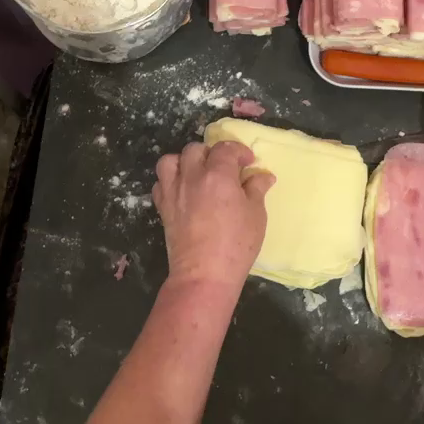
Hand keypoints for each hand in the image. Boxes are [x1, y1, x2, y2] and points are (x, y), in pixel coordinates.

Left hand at [153, 141, 273, 287]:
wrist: (204, 273)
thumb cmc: (237, 244)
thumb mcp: (256, 215)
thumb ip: (257, 189)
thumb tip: (263, 176)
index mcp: (218, 175)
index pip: (226, 149)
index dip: (239, 151)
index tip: (248, 162)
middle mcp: (192, 176)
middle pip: (195, 149)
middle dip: (211, 153)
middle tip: (224, 168)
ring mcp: (173, 191)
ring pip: (170, 160)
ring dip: (184, 162)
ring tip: (197, 173)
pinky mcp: (163, 207)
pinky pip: (160, 183)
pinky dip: (170, 181)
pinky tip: (183, 191)